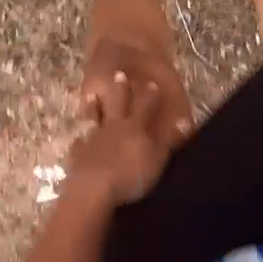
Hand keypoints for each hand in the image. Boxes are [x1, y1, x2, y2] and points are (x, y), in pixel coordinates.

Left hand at [64, 72, 180, 206]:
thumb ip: (170, 139)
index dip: (149, 96)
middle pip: (118, 104)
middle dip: (120, 89)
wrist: (93, 188)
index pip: (145, 106)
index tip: (152, 83)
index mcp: (135, 127)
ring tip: (92, 96)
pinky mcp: (78, 154)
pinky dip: (79, 141)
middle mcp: (113, 127)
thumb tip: (185, 120)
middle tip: (119, 73)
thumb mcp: (157, 158)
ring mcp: (93, 138)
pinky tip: (77, 139)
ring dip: (94, 107)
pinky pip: (78, 144)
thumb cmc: (130, 175)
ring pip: (94, 118)